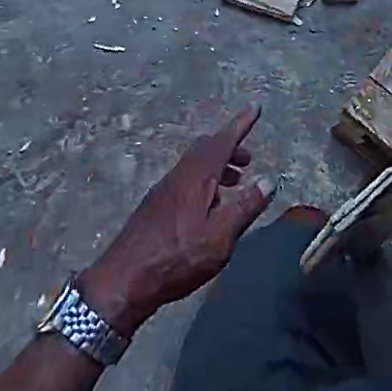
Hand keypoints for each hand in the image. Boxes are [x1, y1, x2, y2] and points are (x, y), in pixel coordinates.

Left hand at [79, 107, 274, 330]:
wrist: (121, 283)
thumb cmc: (176, 257)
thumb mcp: (220, 236)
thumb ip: (246, 206)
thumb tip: (270, 180)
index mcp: (196, 177)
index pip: (223, 141)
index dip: (241, 124)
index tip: (255, 107)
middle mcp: (178, 176)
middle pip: (206, 148)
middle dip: (230, 147)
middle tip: (249, 160)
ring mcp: (163, 191)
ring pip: (195, 164)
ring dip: (218, 166)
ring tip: (235, 186)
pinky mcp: (155, 207)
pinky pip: (185, 179)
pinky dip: (204, 181)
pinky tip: (209, 208)